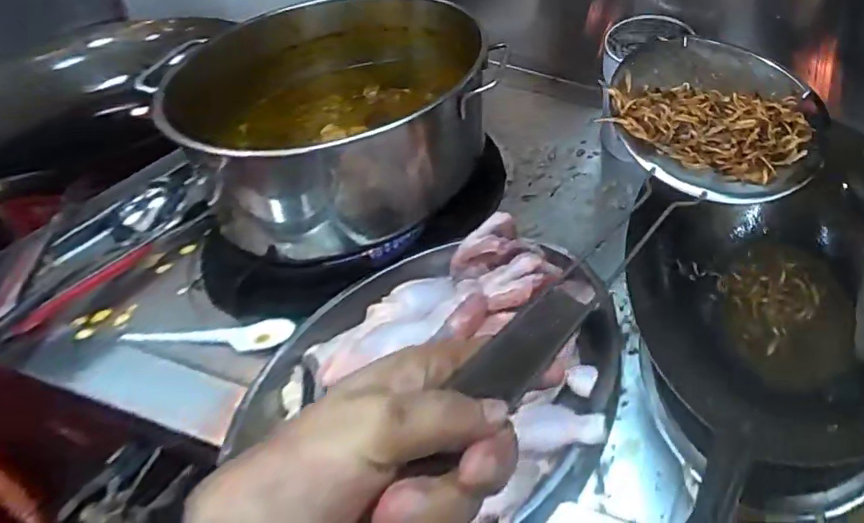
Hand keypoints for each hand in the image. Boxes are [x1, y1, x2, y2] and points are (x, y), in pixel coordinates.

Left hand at [187, 339, 516, 522]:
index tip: (559, 371)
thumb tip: (502, 413)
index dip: (519, 360)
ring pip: (479, 481)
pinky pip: (456, 517)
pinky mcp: (421, 519)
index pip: (483, 357)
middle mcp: (431, 426)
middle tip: (470, 468)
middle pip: (496, 429)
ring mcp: (426, 479)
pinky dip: (431, 521)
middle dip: (486, 454)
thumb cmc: (305, 467)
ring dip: (440, 501)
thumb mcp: (375, 419)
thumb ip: (448, 408)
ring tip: (389, 511)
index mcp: (417, 381)